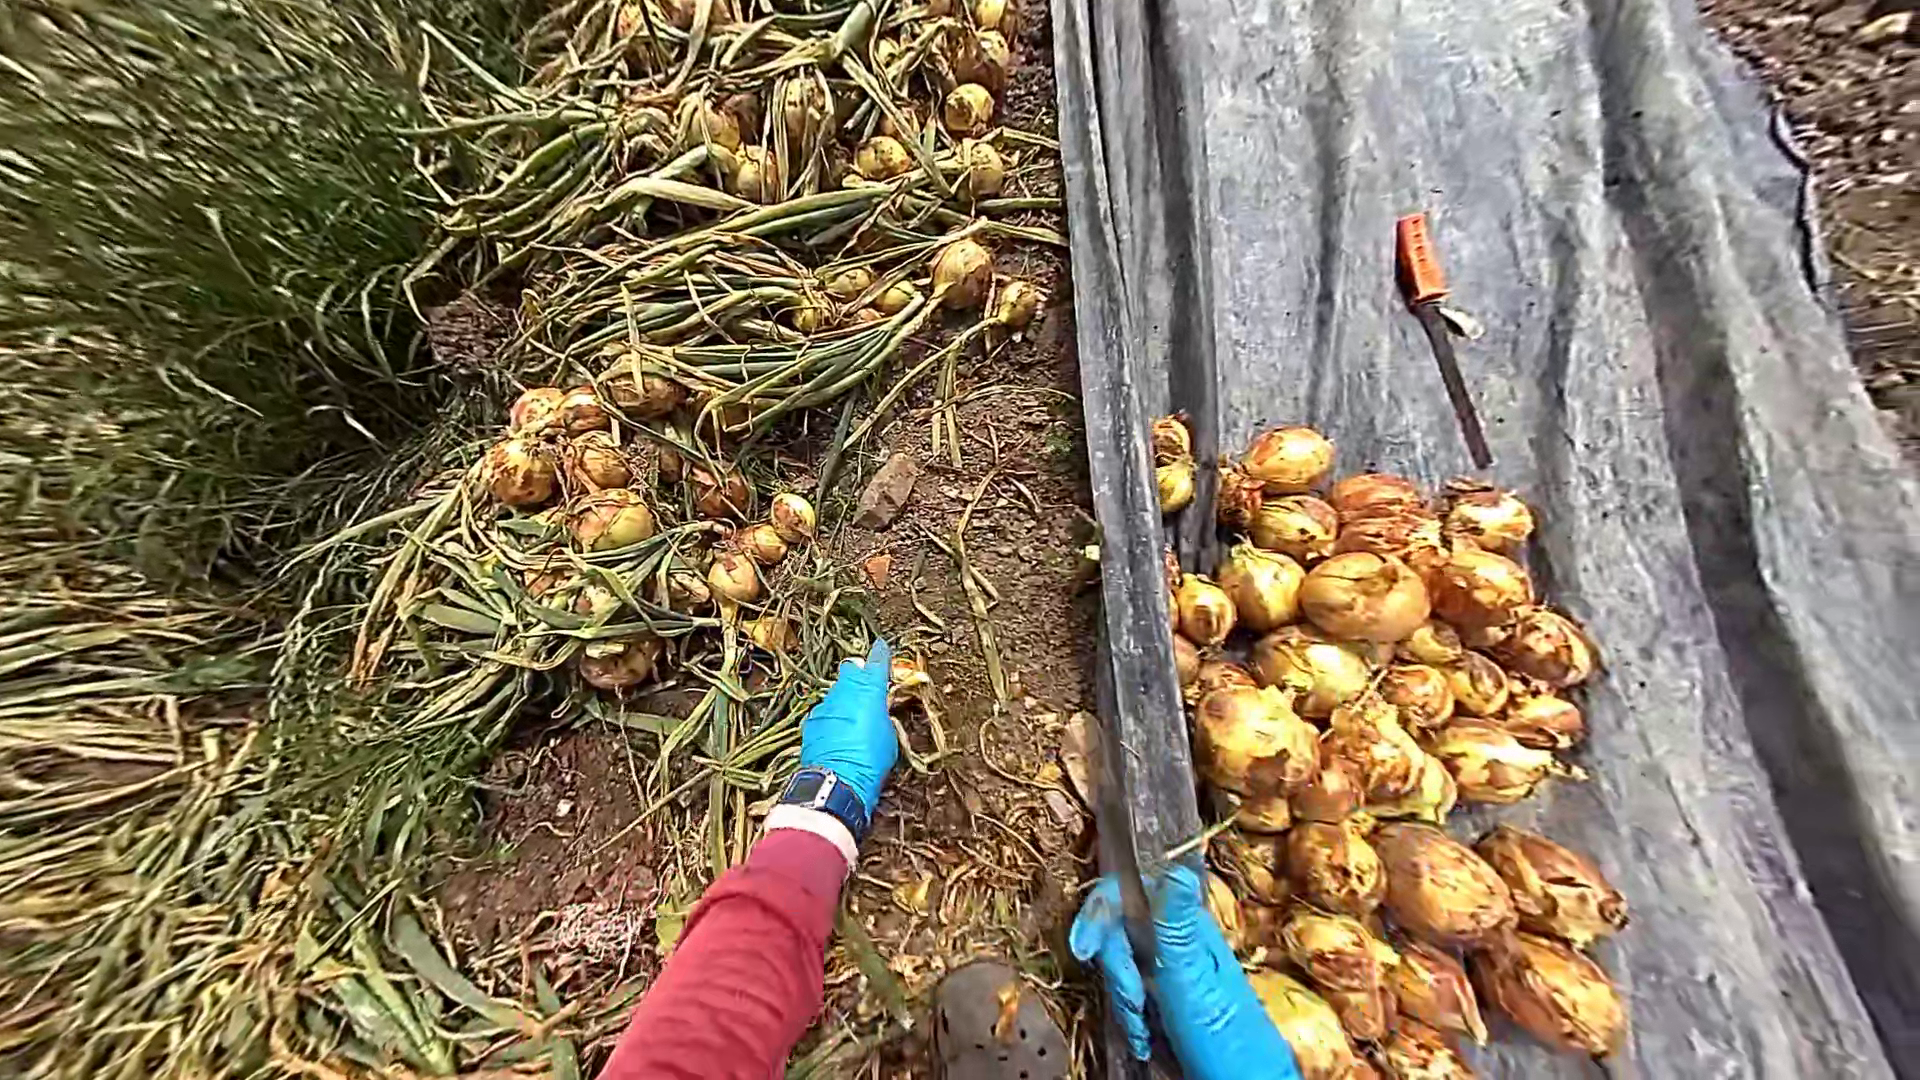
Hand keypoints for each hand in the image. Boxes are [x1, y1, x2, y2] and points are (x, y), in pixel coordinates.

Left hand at [799, 638, 896, 813]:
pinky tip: (837, 733)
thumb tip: (878, 711)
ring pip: (836, 692)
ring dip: (844, 699)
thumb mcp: (889, 735)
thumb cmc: (871, 760)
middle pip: (851, 670)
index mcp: (869, 689)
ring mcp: (825, 704)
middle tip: (866, 687)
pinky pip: (825, 712)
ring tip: (852, 718)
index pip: (877, 661)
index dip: (881, 653)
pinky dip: (832, 717)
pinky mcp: (811, 721)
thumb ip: (883, 714)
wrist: (837, 782)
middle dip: (858, 674)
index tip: (881, 646)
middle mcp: (845, 690)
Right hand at [1069, 865, 1300, 1079]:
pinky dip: (1127, 1015)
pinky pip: (1125, 990)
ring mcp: (1166, 965)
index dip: (1099, 909)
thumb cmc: (1222, 1037)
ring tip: (1143, 1029)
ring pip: (1118, 960)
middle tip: (1135, 1003)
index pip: (1127, 888)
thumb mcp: (1193, 976)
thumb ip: (1177, 922)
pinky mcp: (1161, 995)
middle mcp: (1172, 935)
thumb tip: (1176, 868)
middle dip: (1115, 967)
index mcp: (1183, 920)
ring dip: (1122, 997)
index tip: (1083, 947)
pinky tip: (1143, 1037)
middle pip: (1117, 926)